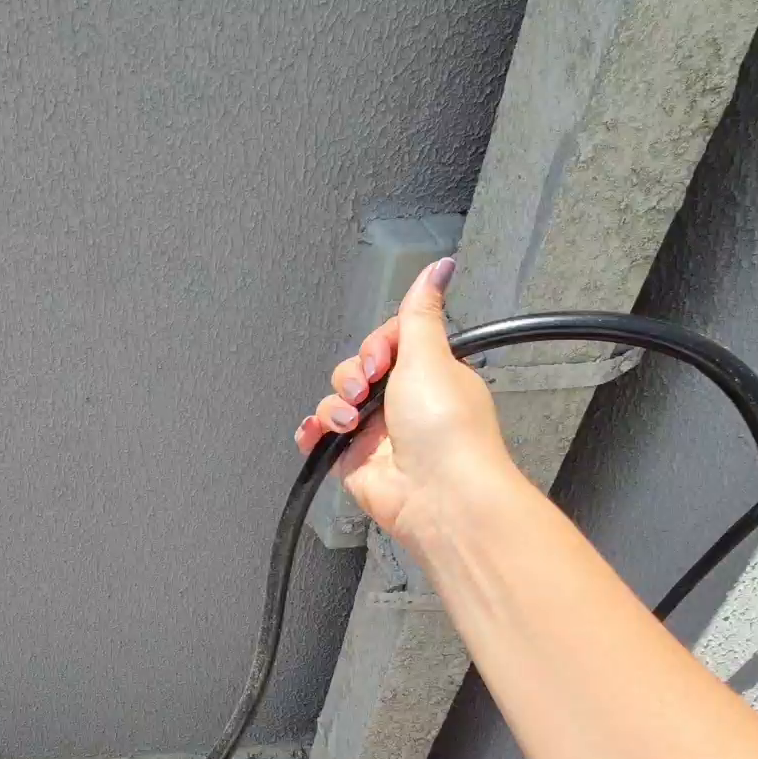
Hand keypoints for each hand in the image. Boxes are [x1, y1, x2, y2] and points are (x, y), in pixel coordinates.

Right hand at [292, 257, 519, 545]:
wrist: (435, 491)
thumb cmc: (445, 429)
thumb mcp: (431, 357)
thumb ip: (420, 314)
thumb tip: (439, 267)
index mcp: (426, 373)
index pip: (386, 343)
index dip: (375, 346)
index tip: (381, 359)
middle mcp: (400, 401)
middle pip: (355, 370)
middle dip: (351, 376)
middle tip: (365, 390)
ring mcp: (374, 431)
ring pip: (334, 402)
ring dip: (334, 407)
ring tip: (349, 423)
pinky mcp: (351, 459)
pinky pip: (319, 437)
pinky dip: (312, 433)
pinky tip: (317, 433)